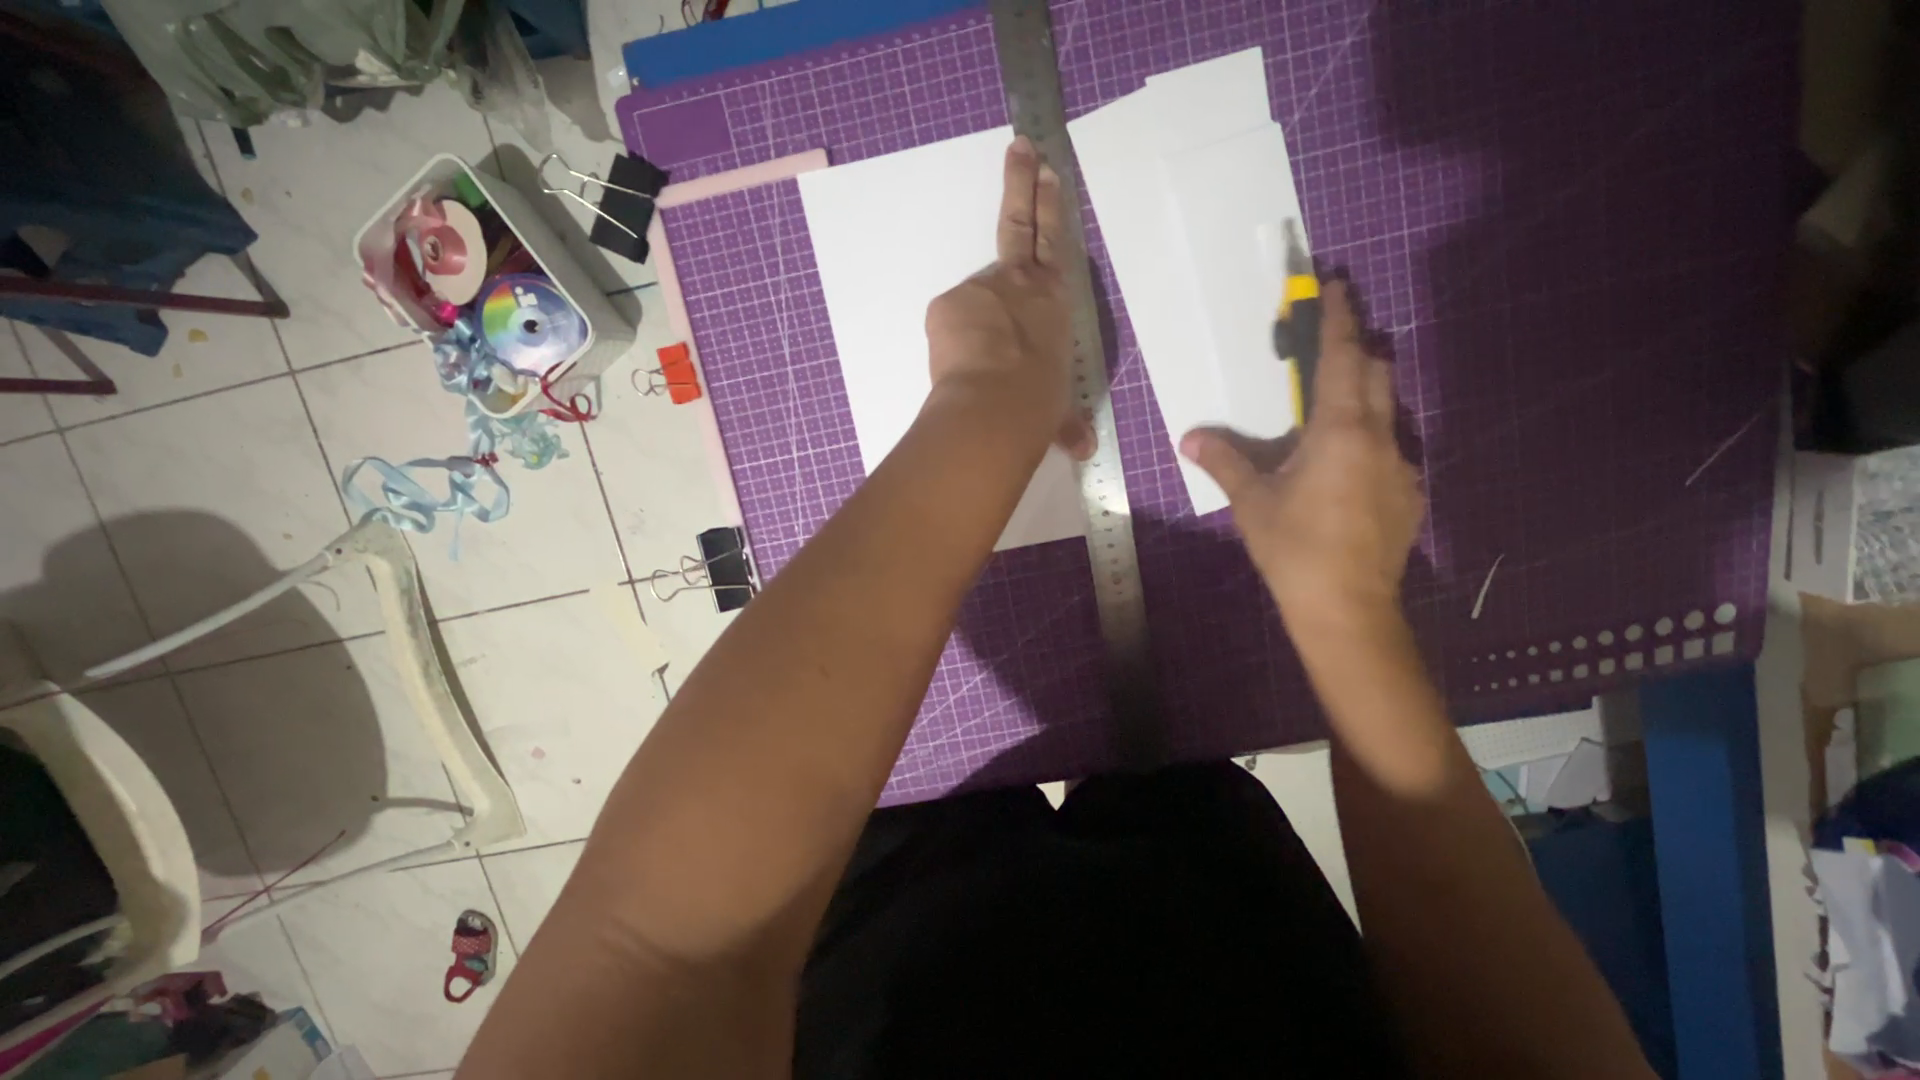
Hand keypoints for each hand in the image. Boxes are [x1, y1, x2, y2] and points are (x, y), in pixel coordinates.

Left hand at [925, 136, 1094, 458]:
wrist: (994, 406)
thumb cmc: (1038, 404)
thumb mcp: (1057, 410)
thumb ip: (1066, 424)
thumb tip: (1082, 449)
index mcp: (1053, 302)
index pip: (1054, 242)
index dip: (1050, 202)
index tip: (1046, 166)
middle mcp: (1020, 284)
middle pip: (1019, 221)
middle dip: (1021, 181)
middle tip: (1021, 146)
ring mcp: (980, 289)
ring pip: (975, 303)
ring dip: (976, 326)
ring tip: (980, 367)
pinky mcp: (947, 304)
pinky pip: (950, 325)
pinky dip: (953, 346)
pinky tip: (959, 369)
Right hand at [1180, 280, 1423, 627]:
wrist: (1347, 607)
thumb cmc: (1294, 546)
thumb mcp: (1251, 502)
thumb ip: (1224, 461)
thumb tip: (1189, 438)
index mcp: (1341, 429)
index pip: (1343, 358)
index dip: (1339, 319)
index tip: (1338, 286)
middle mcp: (1380, 437)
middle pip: (1379, 373)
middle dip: (1358, 351)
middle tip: (1330, 347)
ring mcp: (1402, 467)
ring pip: (1390, 412)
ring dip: (1367, 396)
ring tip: (1334, 410)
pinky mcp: (1410, 496)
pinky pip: (1392, 450)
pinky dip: (1372, 441)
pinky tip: (1349, 469)